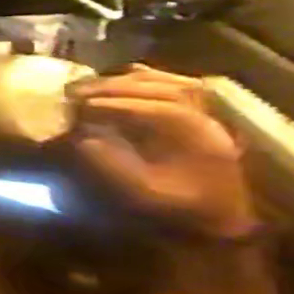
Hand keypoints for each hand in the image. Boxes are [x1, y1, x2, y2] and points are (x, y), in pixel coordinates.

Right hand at [71, 65, 257, 237]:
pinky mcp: (198, 114)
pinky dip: (143, 76)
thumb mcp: (147, 195)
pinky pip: (174, 83)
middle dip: (114, 88)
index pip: (160, 110)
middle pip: (162, 90)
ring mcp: (207, 114)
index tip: (79, 106)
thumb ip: (116, 167)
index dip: (116, 105)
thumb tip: (85, 139)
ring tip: (88, 85)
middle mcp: (208, 120)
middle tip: (74, 91)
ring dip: (124, 80)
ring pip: (168, 81)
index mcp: (200, 140)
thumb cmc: (181, 207)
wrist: (219, 217)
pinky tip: (117, 78)